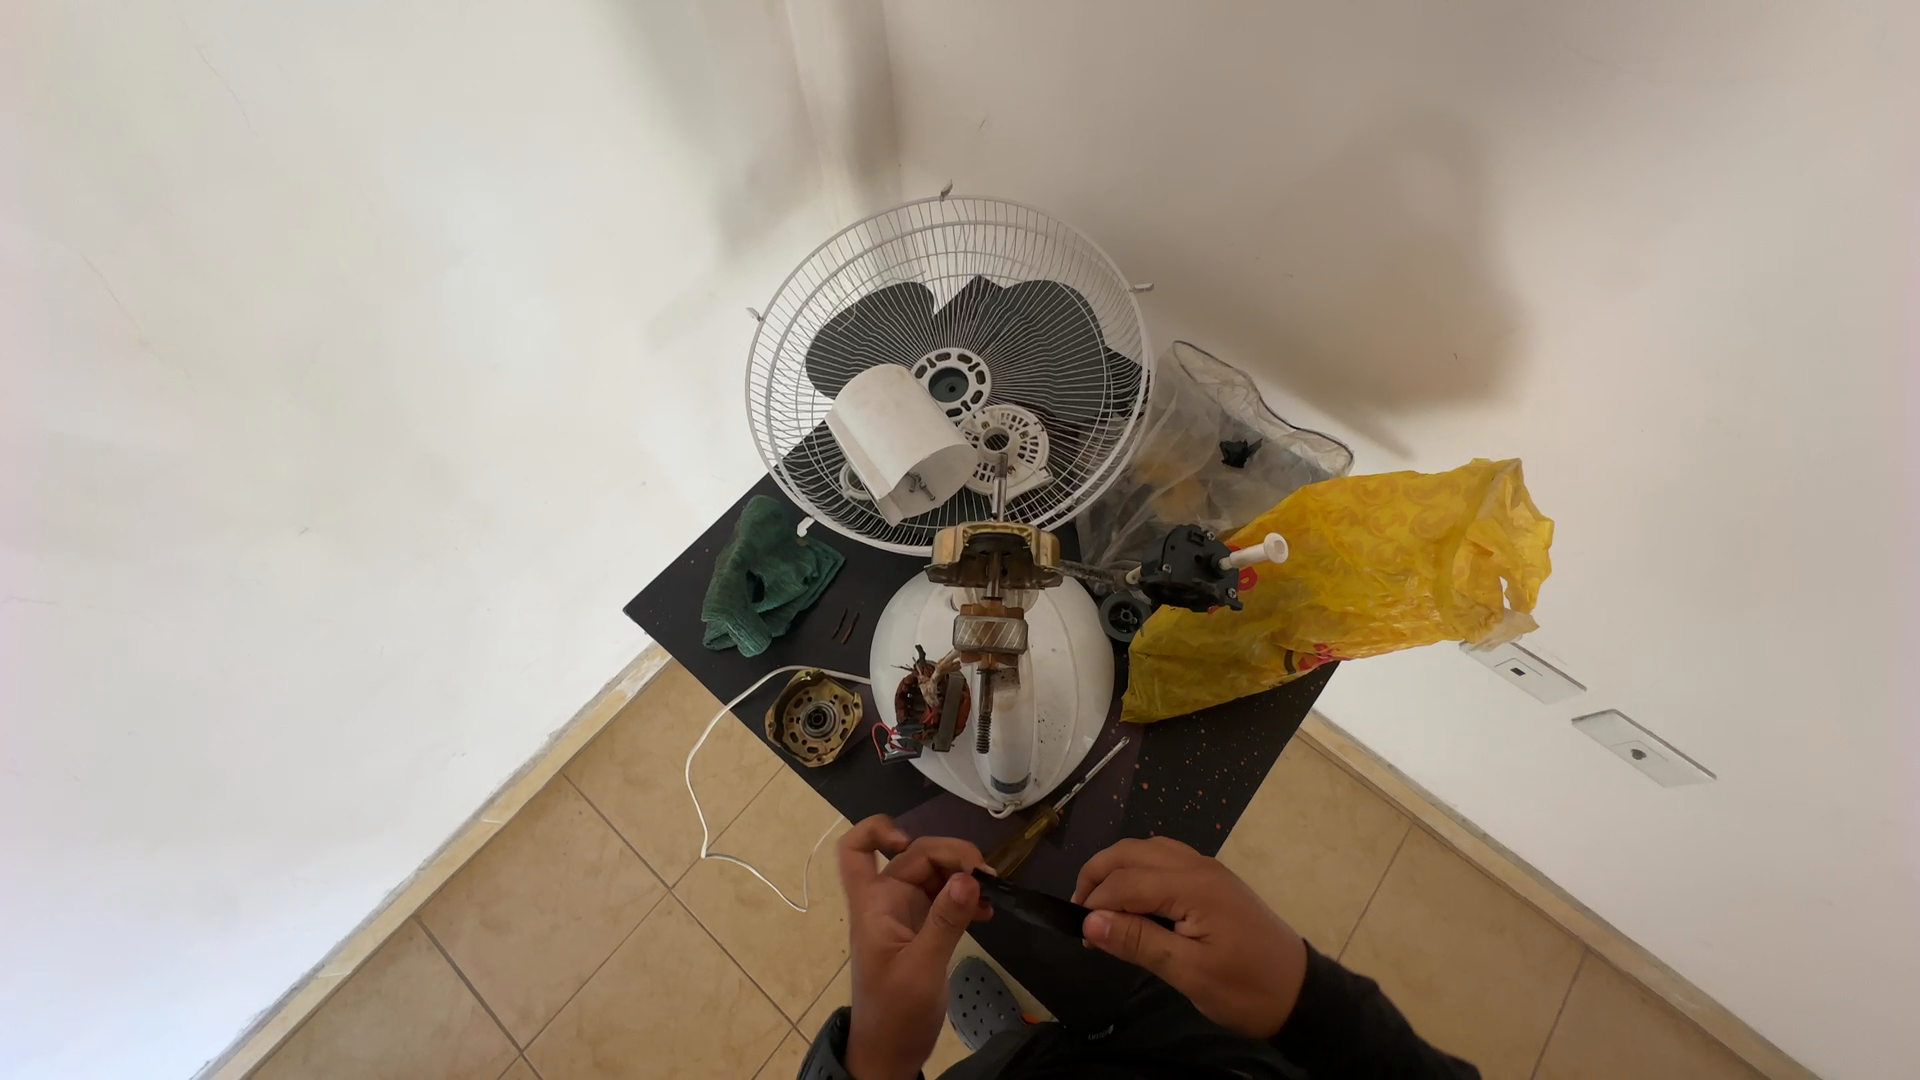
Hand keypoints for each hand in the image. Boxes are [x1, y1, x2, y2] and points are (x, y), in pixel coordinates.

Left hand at [837, 816, 992, 1079]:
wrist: (890, 1058)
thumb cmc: (895, 1015)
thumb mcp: (921, 970)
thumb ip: (945, 922)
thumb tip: (969, 878)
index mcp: (874, 902)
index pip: (855, 849)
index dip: (876, 831)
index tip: (908, 840)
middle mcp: (888, 899)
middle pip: (916, 855)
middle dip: (950, 855)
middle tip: (985, 873)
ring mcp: (906, 912)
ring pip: (934, 873)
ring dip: (962, 874)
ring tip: (993, 888)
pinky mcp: (924, 927)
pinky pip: (946, 897)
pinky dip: (966, 896)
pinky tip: (989, 909)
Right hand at [1073, 836, 1307, 1037]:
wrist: (1303, 995)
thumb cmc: (1246, 989)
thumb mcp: (1189, 973)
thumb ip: (1138, 942)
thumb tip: (1091, 921)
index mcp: (1190, 885)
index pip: (1126, 881)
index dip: (1096, 902)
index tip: (1079, 932)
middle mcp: (1195, 864)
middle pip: (1132, 852)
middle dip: (1099, 873)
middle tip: (1078, 907)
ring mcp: (1206, 868)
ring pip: (1147, 848)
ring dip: (1118, 867)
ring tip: (1099, 900)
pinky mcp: (1212, 878)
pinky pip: (1165, 857)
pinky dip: (1139, 867)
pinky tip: (1133, 893)